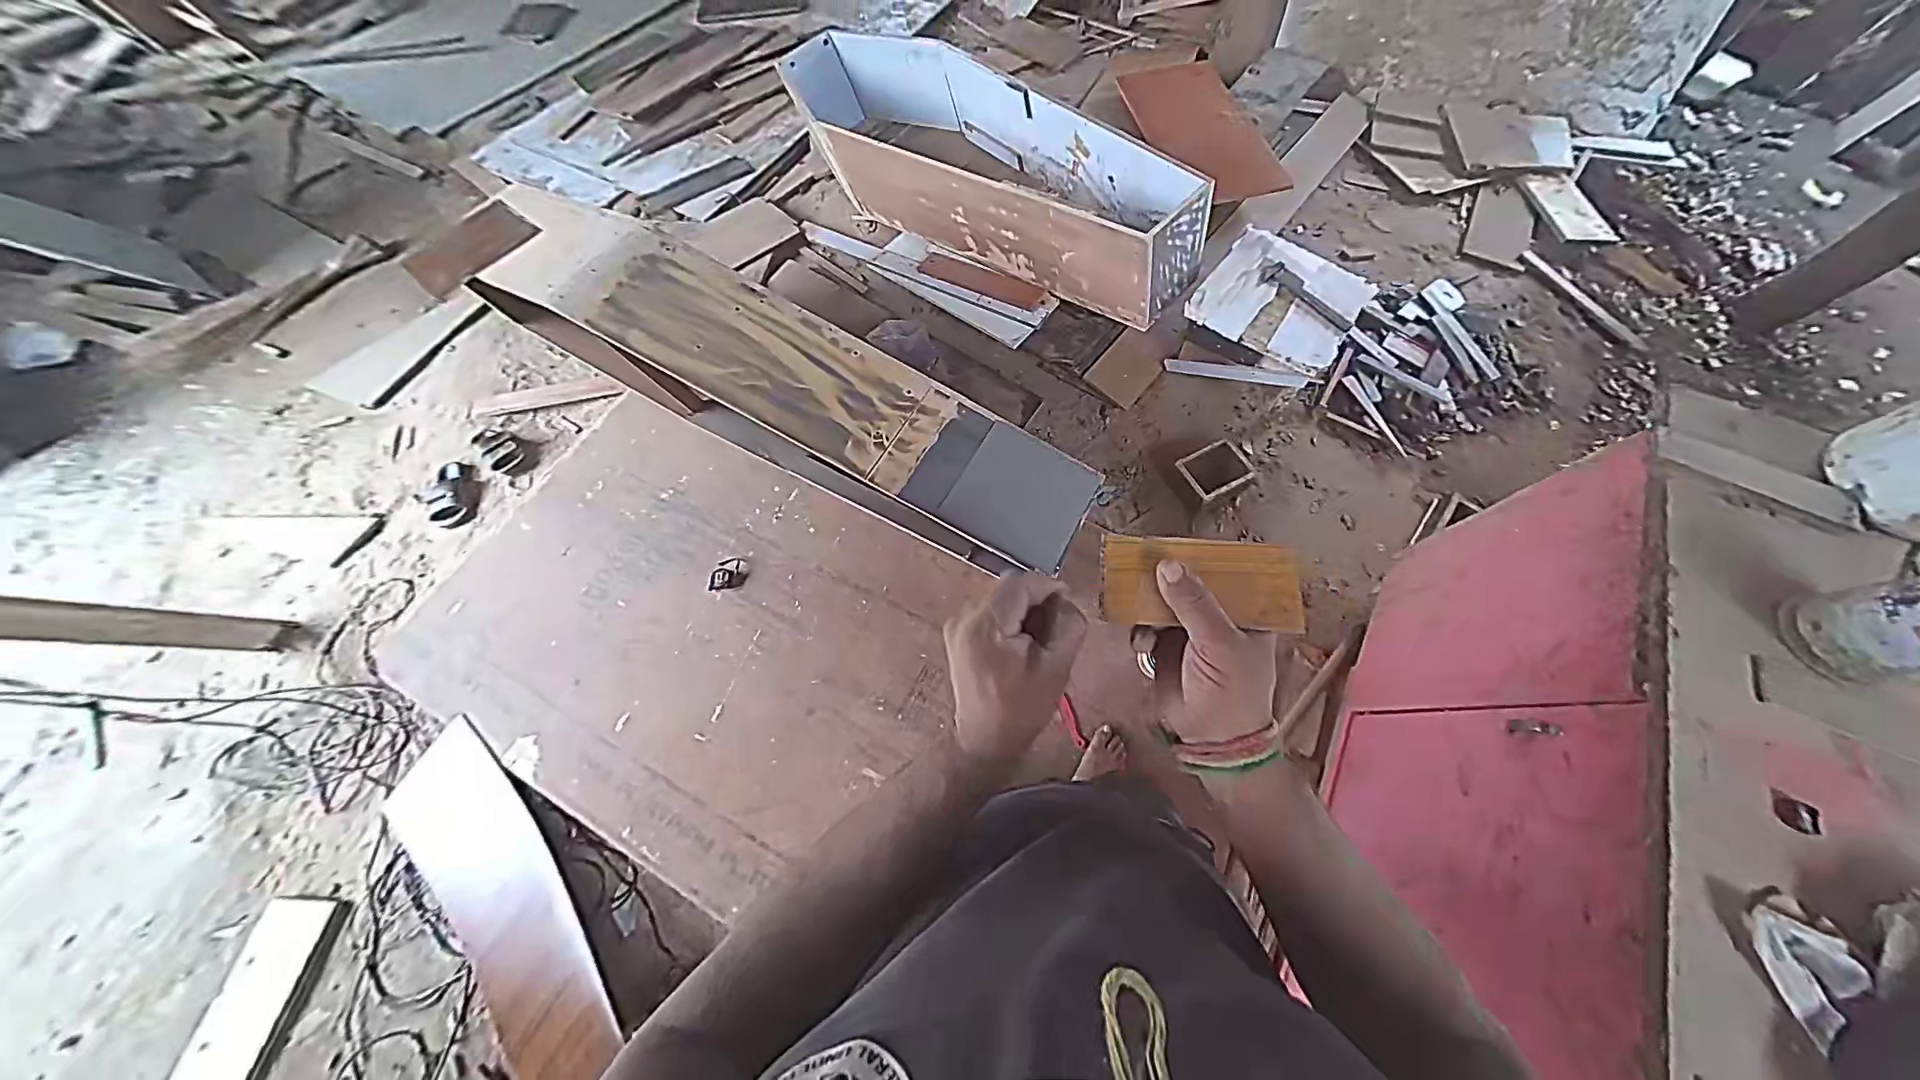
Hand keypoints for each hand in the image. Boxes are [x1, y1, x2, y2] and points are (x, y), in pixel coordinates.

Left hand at [944, 573, 1088, 766]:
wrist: (985, 739)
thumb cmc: (1022, 708)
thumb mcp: (1057, 666)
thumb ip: (1068, 624)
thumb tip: (1064, 599)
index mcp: (986, 624)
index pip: (1020, 582)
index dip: (1048, 586)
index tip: (1067, 604)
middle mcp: (964, 616)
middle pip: (1008, 586)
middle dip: (1035, 599)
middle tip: (1053, 627)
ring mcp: (957, 623)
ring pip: (999, 595)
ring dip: (1022, 608)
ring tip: (1036, 639)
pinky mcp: (957, 632)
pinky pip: (989, 609)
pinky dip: (1008, 617)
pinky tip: (1018, 643)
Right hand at [1147, 560, 1276, 743]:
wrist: (1212, 740)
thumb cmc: (1232, 690)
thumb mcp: (1219, 642)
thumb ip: (1194, 603)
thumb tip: (1167, 565)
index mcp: (1244, 612)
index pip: (1223, 573)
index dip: (1199, 558)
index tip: (1172, 545)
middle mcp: (1217, 618)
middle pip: (1187, 585)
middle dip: (1164, 579)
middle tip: (1140, 566)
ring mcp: (1190, 634)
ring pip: (1163, 605)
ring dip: (1147, 606)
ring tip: (1137, 610)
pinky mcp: (1166, 649)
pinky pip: (1148, 628)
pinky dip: (1140, 631)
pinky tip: (1141, 644)